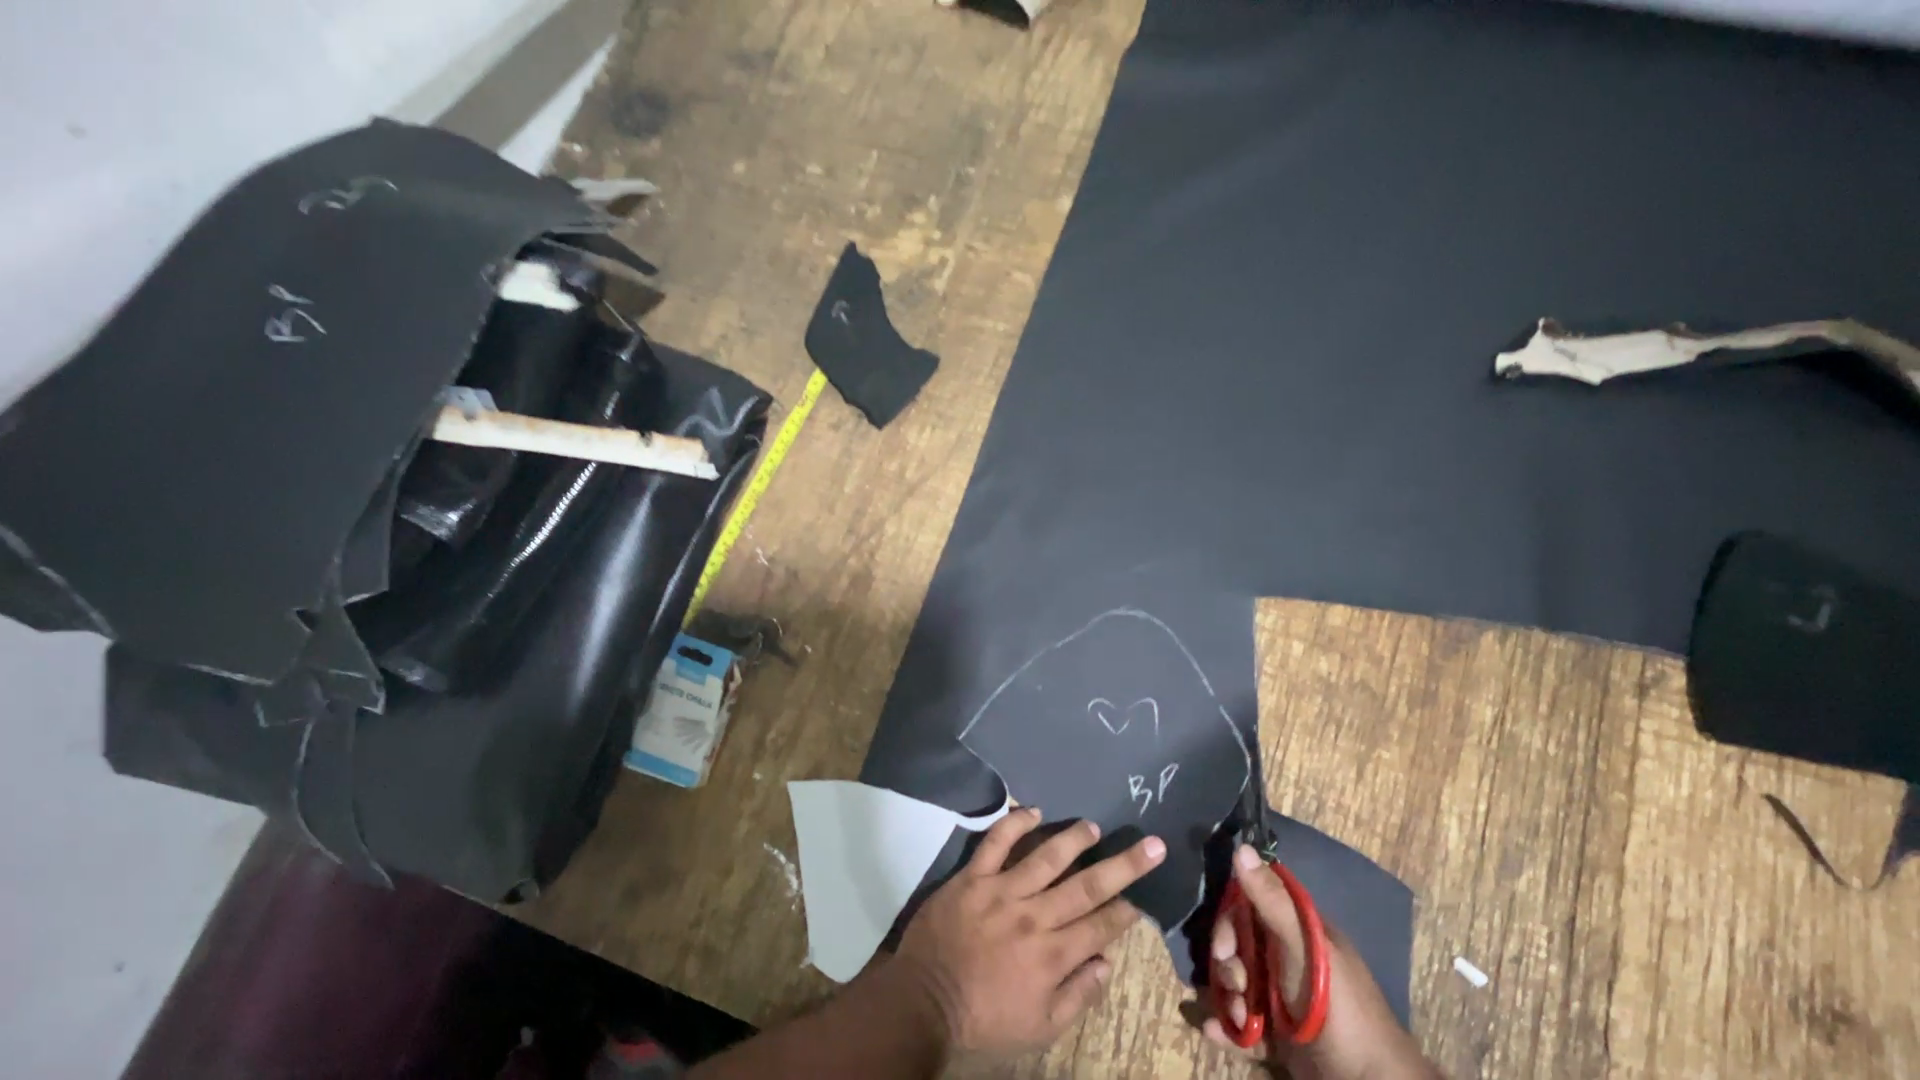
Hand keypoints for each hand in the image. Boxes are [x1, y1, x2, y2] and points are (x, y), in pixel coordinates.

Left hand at [890, 807, 1167, 1058]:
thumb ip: (1078, 995)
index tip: (1144, 896)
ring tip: (1093, 826)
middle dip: (1123, 865)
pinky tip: (1033, 811)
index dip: (1126, 910)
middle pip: (1086, 885)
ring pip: (1046, 857)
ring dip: (1073, 839)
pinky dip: (1014, 824)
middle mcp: (1034, 917)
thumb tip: (1106, 961)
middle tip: (1151, 845)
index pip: (1101, 925)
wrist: (922, 1003)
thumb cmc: (984, 1019)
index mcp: (1053, 954)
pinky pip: (995, 843)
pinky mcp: (971, 879)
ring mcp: (1001, 892)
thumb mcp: (1040, 1026)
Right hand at [1205, 845, 1438, 1079]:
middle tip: (1237, 988)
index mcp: (1299, 932)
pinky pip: (1242, 1023)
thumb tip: (1242, 847)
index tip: (1223, 946)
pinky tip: (1218, 1034)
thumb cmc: (1336, 1006)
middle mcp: (1289, 960)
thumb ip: (1272, 901)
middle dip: (1227, 968)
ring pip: (1236, 986)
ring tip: (1240, 1021)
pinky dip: (1228, 1029)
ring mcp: (1283, 999)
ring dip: (1227, 1001)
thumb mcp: (1303, 948)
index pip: (1251, 908)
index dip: (1230, 922)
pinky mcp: (1279, 1035)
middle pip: (1238, 948)